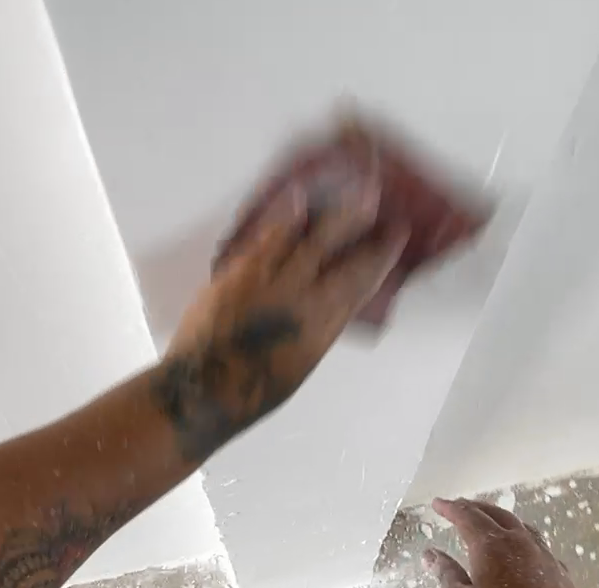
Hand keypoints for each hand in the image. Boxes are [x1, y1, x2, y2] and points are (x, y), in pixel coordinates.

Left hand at [150, 182, 408, 461]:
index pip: (358, 282)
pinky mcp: (233, 274)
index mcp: (318, 328)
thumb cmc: (251, 392)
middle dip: (354, 219)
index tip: (395, 235)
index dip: (379, 257)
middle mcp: (296, 300)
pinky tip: (293, 198)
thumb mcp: (300, 364)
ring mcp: (262, 283)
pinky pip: (262, 238)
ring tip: (338, 186)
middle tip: (372, 194)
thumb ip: (317, 327)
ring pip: (298, 236)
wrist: (203, 391)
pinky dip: (280, 217)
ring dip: (322, 209)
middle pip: (331, 249)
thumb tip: (329, 302)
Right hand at [425, 498, 598, 587]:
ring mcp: (542, 554)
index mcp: (491, 546)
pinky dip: (520, 537)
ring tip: (488, 520)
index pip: (467, 517)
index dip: (450, 508)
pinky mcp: (558, 569)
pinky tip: (520, 550)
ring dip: (499, 517)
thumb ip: (447, 574)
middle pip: (494, 514)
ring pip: (519, 525)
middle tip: (459, 507)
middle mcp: (518, 542)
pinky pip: (536, 543)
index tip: (437, 504)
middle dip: (474, 507)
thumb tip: (429, 553)